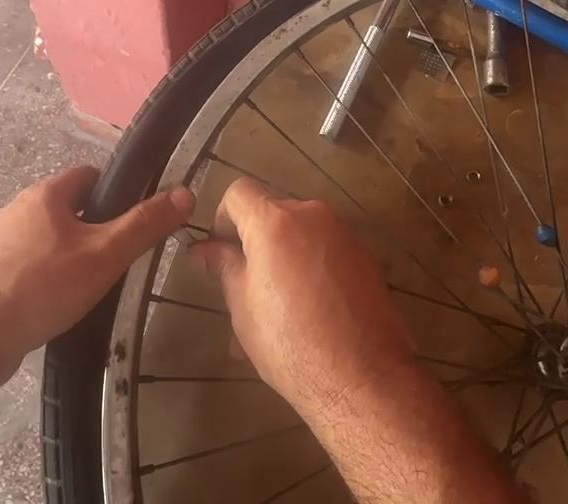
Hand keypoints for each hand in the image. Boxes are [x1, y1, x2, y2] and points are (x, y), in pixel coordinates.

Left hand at [0, 166, 191, 392]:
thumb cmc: (43, 288)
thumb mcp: (105, 256)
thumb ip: (145, 224)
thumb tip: (186, 192)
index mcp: (45, 195)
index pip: (89, 175)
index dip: (116, 191)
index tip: (134, 219)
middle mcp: (17, 209)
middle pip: (68, 206)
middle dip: (94, 226)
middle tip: (116, 256)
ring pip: (47, 236)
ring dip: (69, 252)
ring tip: (89, 284)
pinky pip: (26, 262)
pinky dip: (45, 275)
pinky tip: (55, 303)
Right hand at [189, 178, 412, 422]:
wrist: (363, 374)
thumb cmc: (290, 342)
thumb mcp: (244, 308)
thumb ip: (224, 267)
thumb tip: (203, 249)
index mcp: (274, 221)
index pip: (239, 192)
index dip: (222, 218)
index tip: (220, 253)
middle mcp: (311, 214)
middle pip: (272, 213)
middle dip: (254, 244)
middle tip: (243, 291)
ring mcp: (343, 232)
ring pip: (300, 234)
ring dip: (281, 260)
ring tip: (273, 314)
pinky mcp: (365, 254)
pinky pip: (325, 250)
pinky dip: (309, 268)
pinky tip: (307, 313)